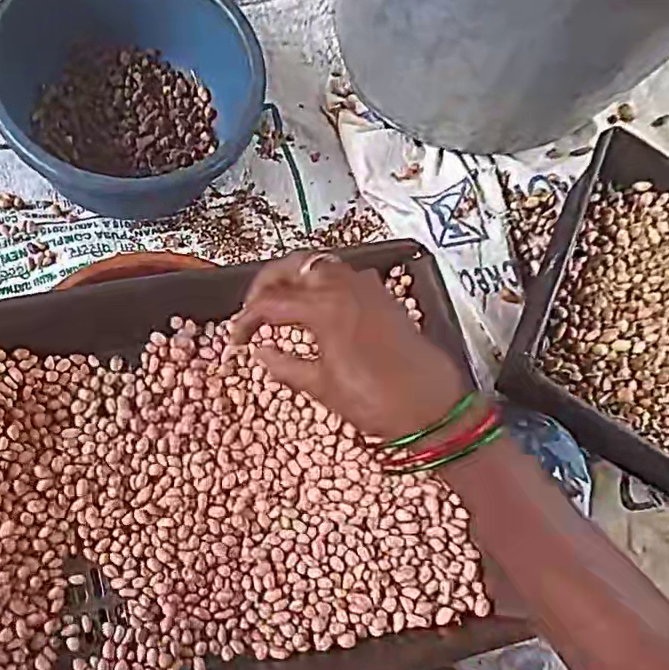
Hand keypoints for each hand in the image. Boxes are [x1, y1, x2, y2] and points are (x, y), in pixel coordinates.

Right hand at [231, 252, 470, 438]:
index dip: (245, 321)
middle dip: (265, 284)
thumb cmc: (376, 401)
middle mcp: (344, 288)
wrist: (432, 405)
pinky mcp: (381, 296)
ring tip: (279, 303)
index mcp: (324, 310)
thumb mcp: (321, 387)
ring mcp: (366, 288)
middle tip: (251, 308)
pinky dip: (320, 281)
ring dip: (293, 278)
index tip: (236, 339)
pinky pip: (343, 274)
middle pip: (292, 267)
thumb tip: (261, 352)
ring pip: (318, 264)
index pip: (270, 304)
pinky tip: (315, 305)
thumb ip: (285, 365)